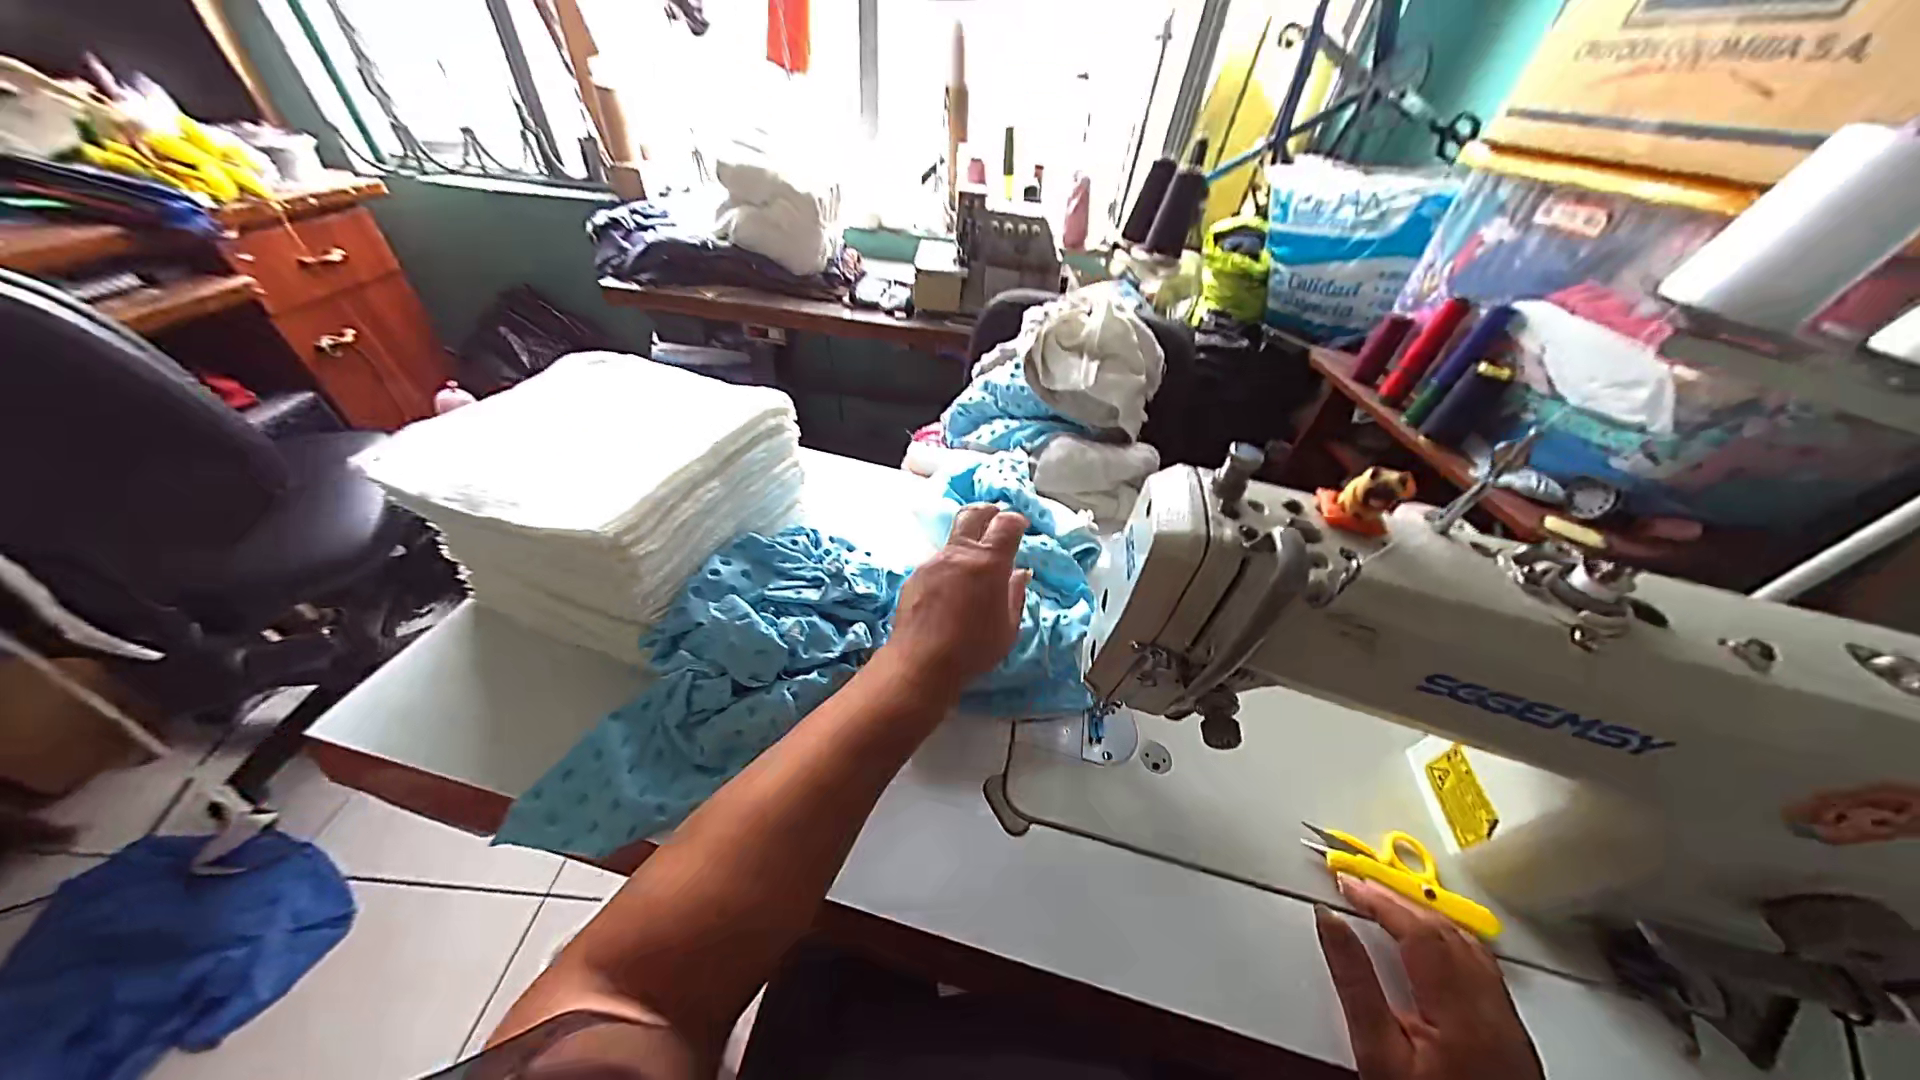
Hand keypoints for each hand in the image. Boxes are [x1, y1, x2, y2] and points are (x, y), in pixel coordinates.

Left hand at [883, 504, 1030, 695]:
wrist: (920, 662)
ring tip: (974, 564)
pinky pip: (938, 562)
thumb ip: (1015, 594)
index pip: (1006, 524)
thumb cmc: (972, 649)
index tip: (1021, 526)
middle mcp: (959, 554)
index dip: (1016, 520)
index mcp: (989, 563)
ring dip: (967, 542)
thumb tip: (1021, 573)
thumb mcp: (1008, 627)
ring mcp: (933, 562)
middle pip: (973, 514)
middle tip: (996, 518)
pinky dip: (950, 565)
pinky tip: (951, 589)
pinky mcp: (916, 576)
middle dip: (988, 511)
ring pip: (953, 539)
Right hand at [1316, 875, 1542, 1079]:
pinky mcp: (1513, 1034)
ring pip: (1469, 945)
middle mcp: (1495, 1015)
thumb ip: (1354, 982)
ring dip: (1424, 914)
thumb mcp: (1377, 1054)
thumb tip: (1330, 922)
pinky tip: (1423, 936)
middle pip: (1448, 932)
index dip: (1380, 899)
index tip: (1347, 883)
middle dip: (1398, 900)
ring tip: (1384, 902)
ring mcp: (1509, 1024)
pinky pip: (1481, 964)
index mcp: (1463, 1018)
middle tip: (1358, 885)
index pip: (1421, 933)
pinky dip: (1446, 936)